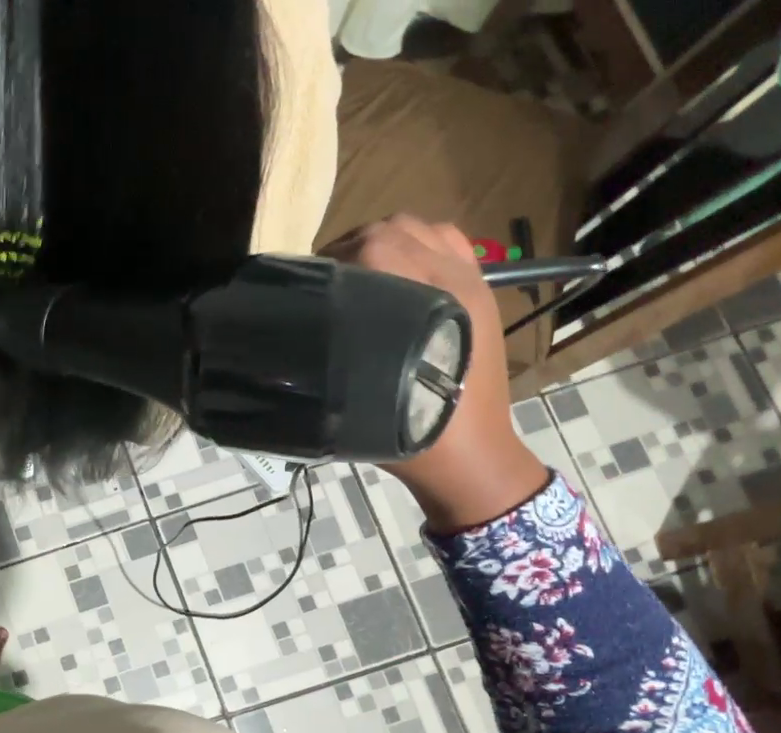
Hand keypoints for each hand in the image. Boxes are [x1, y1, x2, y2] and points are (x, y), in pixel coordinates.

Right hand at [321, 216, 548, 531]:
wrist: (473, 457)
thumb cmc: (414, 436)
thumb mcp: (361, 400)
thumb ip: (337, 353)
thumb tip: (299, 322)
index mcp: (431, 302)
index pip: (375, 245)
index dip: (334, 258)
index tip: (308, 286)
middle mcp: (456, 280)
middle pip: (396, 228)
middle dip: (354, 246)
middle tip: (328, 283)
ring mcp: (474, 282)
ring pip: (423, 228)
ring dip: (386, 242)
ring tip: (359, 276)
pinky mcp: (481, 292)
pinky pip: (449, 245)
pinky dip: (418, 247)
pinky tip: (395, 278)